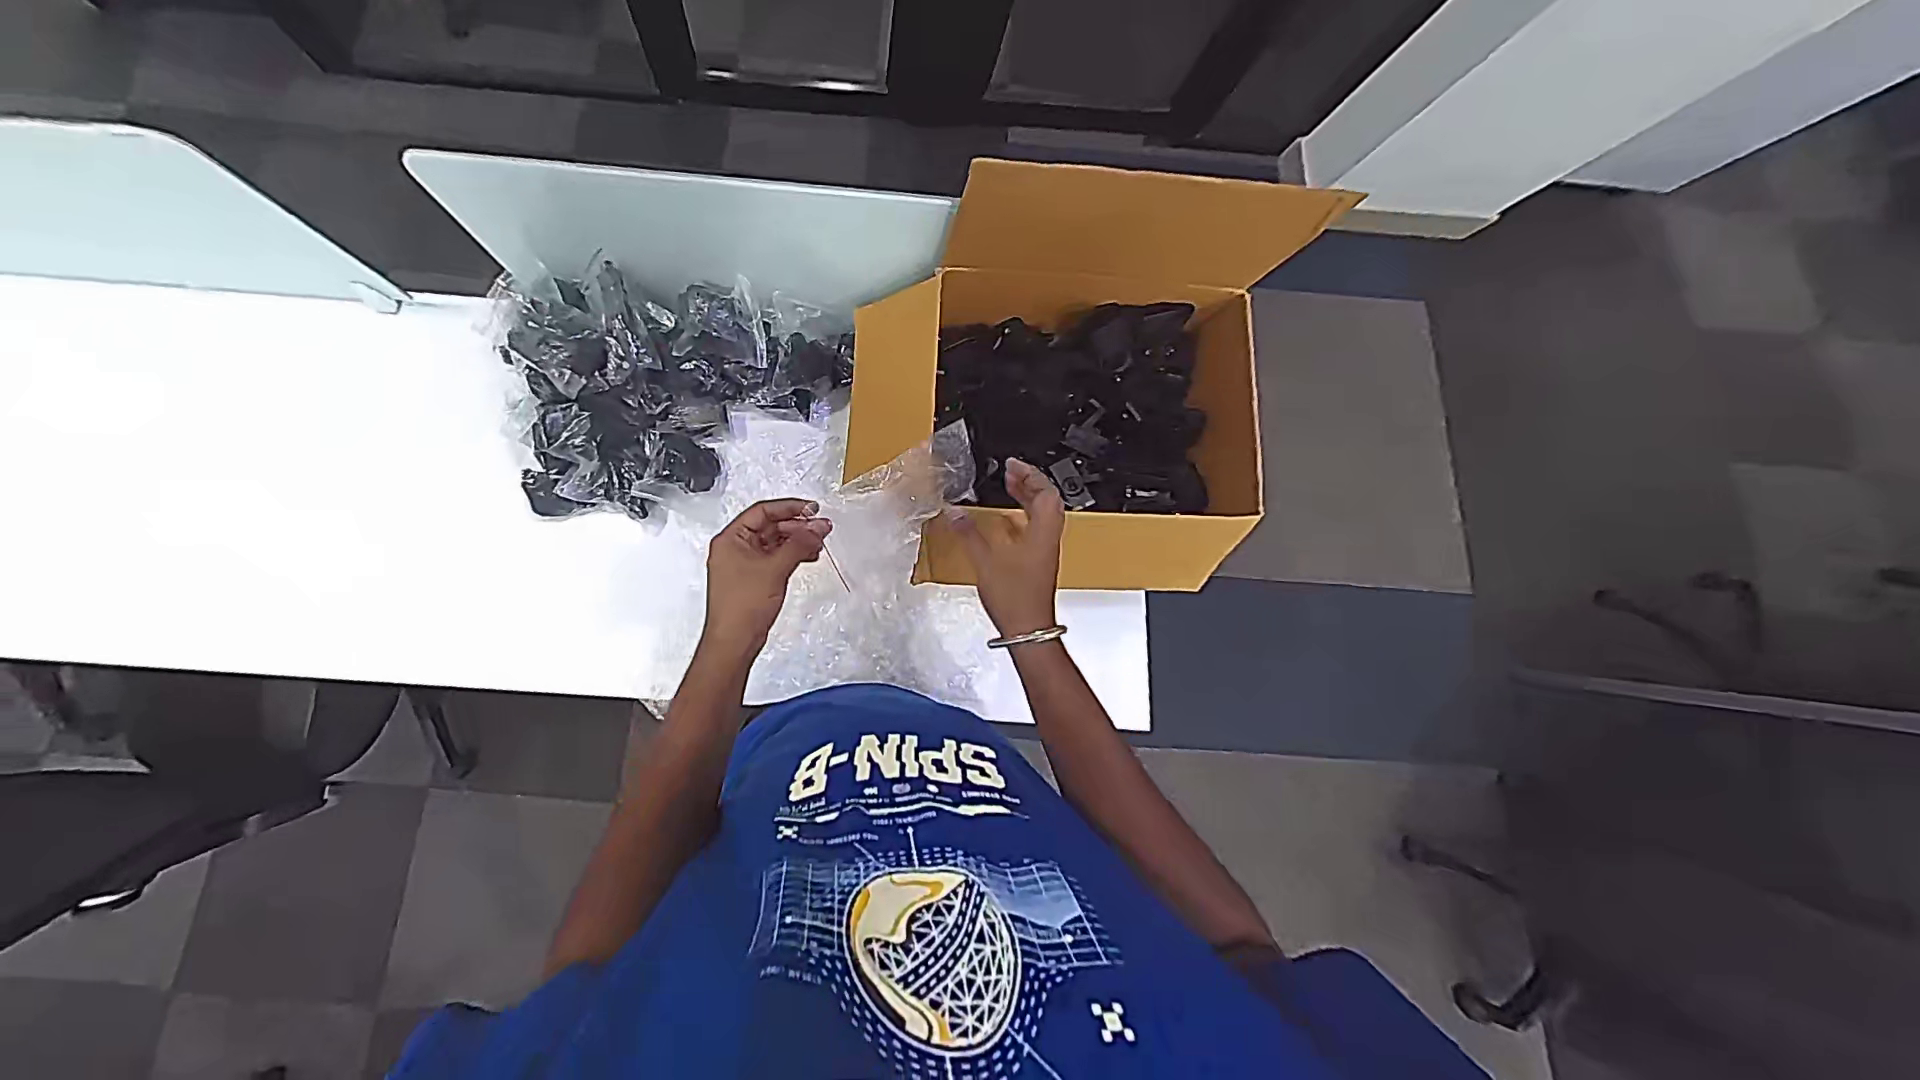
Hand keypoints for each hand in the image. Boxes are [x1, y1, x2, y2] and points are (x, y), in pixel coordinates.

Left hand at [703, 498, 832, 651]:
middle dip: (797, 525)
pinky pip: (775, 557)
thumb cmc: (741, 608)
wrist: (735, 640)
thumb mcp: (775, 568)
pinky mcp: (753, 577)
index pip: (762, 511)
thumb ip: (799, 544)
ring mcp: (744, 563)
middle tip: (820, 527)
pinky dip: (792, 554)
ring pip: (775, 542)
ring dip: (797, 540)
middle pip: (770, 526)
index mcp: (730, 539)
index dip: (789, 507)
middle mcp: (735, 548)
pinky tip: (807, 556)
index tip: (811, 509)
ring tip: (818, 541)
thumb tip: (817, 527)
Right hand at [942, 458, 1064, 635]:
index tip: (1013, 465)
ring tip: (1010, 487)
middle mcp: (1048, 539)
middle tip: (1011, 472)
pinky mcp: (1039, 561)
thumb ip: (969, 534)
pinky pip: (1036, 529)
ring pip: (1043, 514)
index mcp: (1042, 532)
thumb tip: (955, 513)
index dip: (1030, 474)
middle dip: (1029, 482)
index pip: (1045, 491)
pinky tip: (1007, 521)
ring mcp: (1045, 550)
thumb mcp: (985, 561)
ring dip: (1028, 497)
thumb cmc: (1016, 599)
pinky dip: (1023, 516)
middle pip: (1047, 500)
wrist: (1027, 628)